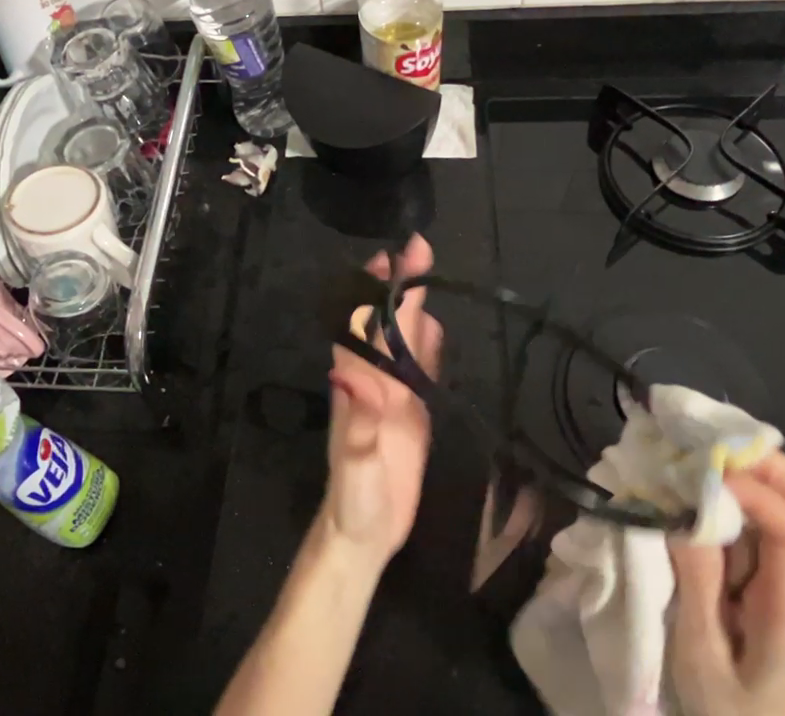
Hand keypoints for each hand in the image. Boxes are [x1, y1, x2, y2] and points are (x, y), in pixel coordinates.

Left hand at [319, 234, 443, 572]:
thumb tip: (350, 375)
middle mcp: (374, 382)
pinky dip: (426, 344)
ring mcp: (393, 396)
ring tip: (427, 269)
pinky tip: (434, 325)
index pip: (364, 328)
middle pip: (386, 324)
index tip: (390, 259)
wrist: (364, 536)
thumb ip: (354, 426)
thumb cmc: (354, 503)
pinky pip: (420, 370)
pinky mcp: (411, 414)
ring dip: (412, 306)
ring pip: (402, 340)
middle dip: (399, 286)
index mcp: (359, 387)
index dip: (373, 293)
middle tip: (420, 247)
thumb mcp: (354, 468)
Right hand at [667, 454, 784, 715]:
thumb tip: (685, 515)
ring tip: (698, 455)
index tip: (702, 476)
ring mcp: (781, 569)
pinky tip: (693, 479)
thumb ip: (696, 586)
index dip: (754, 492)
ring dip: (749, 466)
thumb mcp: (700, 658)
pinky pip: (757, 511)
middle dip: (767, 464)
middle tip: (708, 449)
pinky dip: (730, 484)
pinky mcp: (758, 567)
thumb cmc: (725, 709)